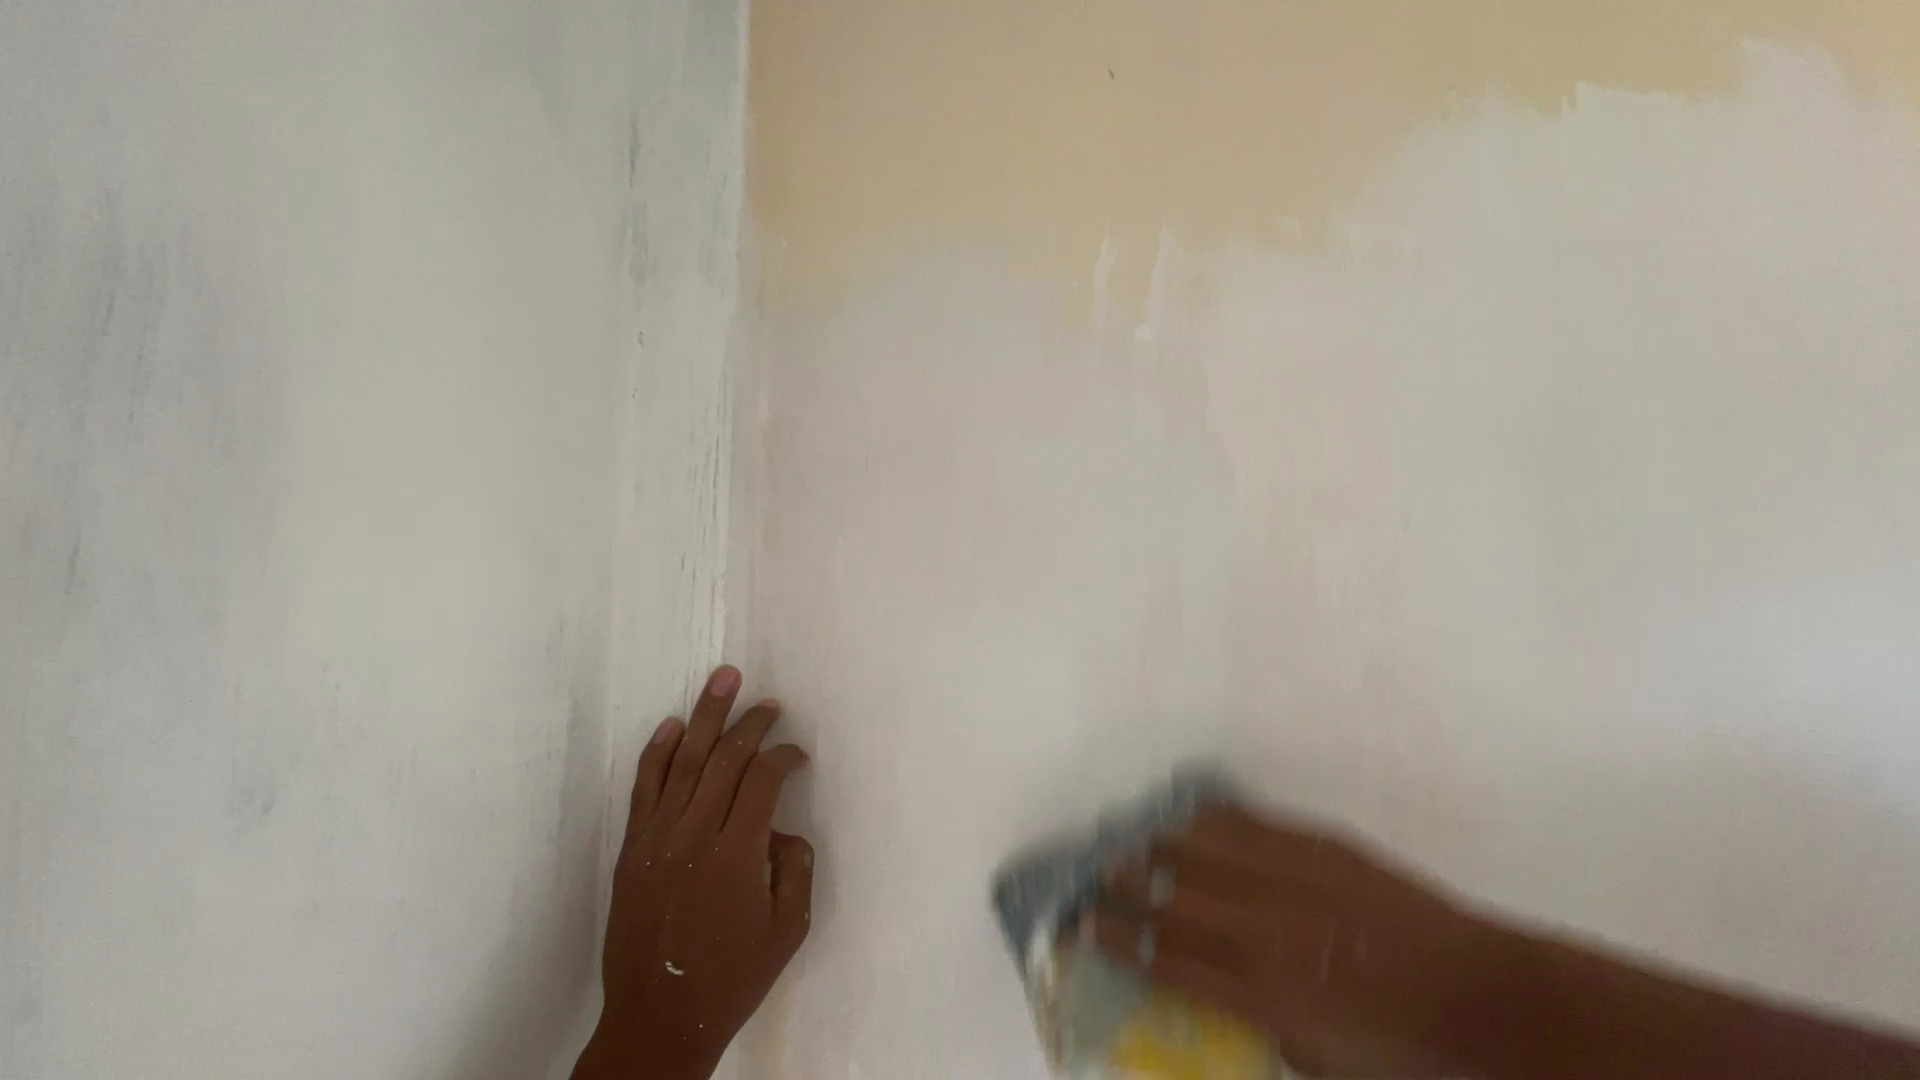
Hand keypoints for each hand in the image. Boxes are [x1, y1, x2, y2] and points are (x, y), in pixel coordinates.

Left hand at [573, 665, 813, 1079]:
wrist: (658, 1018)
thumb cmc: (732, 976)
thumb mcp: (788, 928)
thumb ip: (796, 867)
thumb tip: (782, 827)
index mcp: (737, 854)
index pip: (763, 780)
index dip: (785, 757)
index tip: (799, 754)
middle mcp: (695, 835)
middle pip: (726, 760)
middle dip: (751, 723)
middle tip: (769, 701)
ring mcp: (657, 838)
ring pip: (684, 762)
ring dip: (706, 716)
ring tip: (723, 679)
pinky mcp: (631, 848)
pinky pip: (644, 788)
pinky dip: (658, 752)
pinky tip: (672, 725)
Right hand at [1089, 804, 1532, 1078]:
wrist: (1489, 1002)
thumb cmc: (1404, 1053)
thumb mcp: (1319, 1064)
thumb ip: (1255, 1026)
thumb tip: (1210, 995)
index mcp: (1260, 992)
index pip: (1164, 955)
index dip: (1117, 937)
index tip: (1083, 922)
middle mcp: (1263, 927)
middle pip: (1169, 893)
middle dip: (1124, 882)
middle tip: (1096, 874)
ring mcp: (1292, 877)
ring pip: (1201, 845)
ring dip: (1160, 844)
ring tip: (1136, 843)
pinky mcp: (1321, 845)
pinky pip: (1250, 823)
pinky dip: (1211, 821)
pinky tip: (1192, 819)